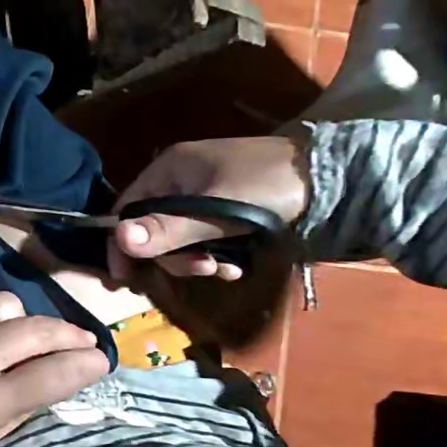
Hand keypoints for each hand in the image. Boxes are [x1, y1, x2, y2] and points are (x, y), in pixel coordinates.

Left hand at [0, 292, 110, 446]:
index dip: (83, 364)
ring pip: (6, 306)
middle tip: (84, 339)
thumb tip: (75, 368)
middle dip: (68, 333)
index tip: (101, 359)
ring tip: (24, 336)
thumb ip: (32, 400)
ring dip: (24, 320)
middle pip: (34, 332)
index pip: (49, 375)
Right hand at [107, 130, 311, 282]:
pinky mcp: (225, 212)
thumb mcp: (215, 211)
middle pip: (154, 230)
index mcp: (170, 169)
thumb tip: (119, 239)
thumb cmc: (266, 187)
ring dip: (198, 261)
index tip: (125, 277)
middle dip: (174, 257)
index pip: (127, 209)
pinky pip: (204, 240)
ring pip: (180, 240)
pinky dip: (216, 256)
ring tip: (226, 268)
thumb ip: (168, 229)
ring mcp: (203, 197)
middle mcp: (180, 181)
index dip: (123, 243)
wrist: (327, 176)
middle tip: (203, 268)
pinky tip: (237, 266)